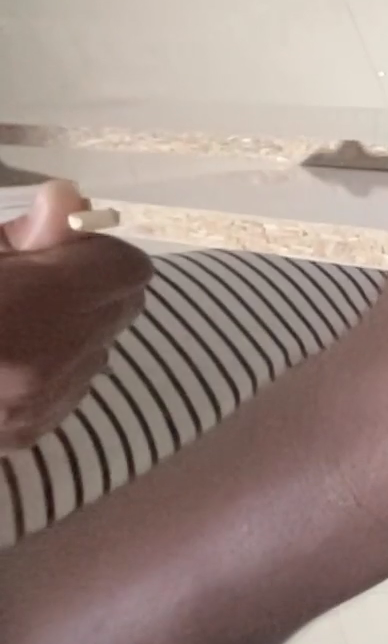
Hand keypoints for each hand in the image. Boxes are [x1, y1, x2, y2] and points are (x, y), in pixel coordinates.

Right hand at [0, 181, 152, 450]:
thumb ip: (10, 236)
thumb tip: (68, 202)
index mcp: (23, 317)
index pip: (121, 267)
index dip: (84, 246)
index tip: (35, 238)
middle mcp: (44, 370)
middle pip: (116, 304)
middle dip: (75, 279)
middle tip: (8, 272)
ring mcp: (32, 412)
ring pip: (94, 344)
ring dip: (59, 322)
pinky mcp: (14, 441)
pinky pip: (63, 385)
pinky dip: (38, 361)